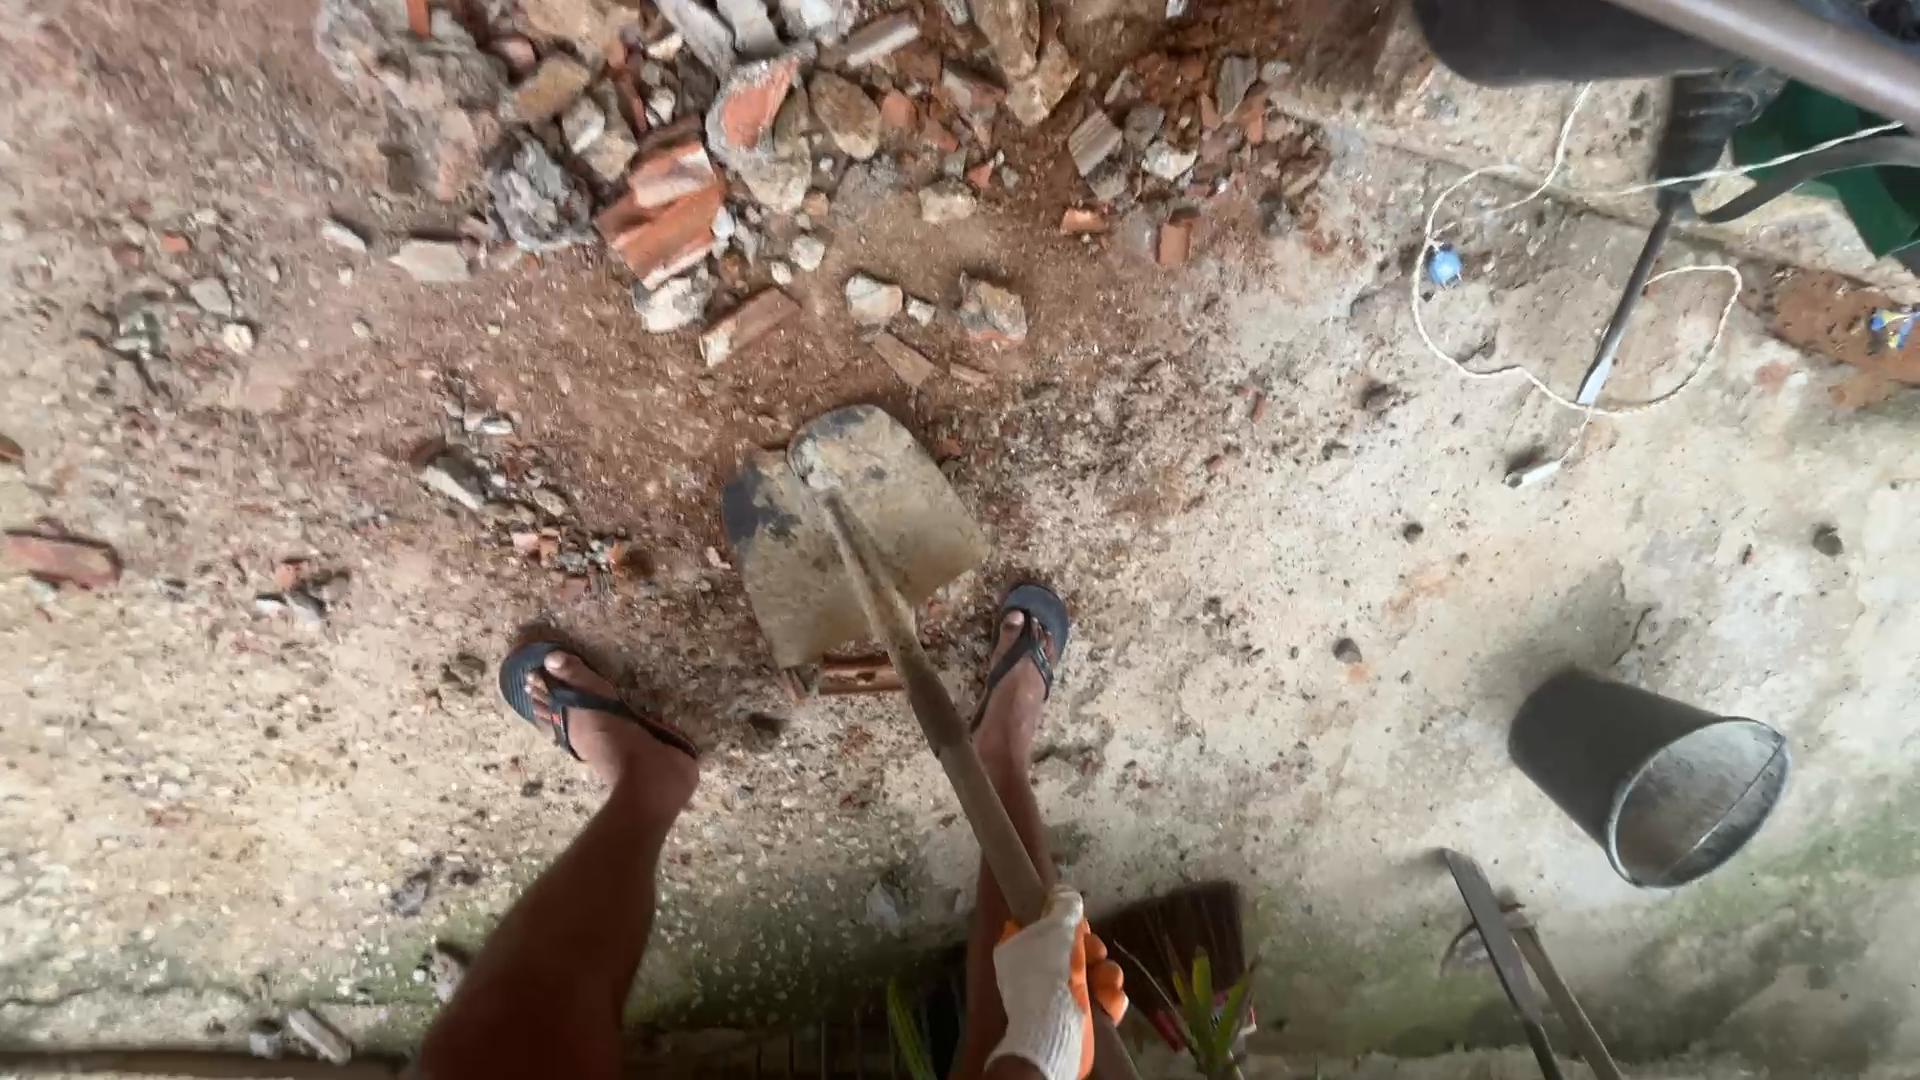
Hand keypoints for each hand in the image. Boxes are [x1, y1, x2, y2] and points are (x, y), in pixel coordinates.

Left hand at [987, 885, 1127, 1079]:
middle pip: (1073, 947)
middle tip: (1093, 949)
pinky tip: (1109, 998)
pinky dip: (1109, 998)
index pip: (1042, 924)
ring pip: (1093, 972)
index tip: (1075, 920)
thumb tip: (1064, 890)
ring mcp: (1059, 996)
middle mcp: (1037, 971)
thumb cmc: (1049, 972)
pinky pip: (1103, 998)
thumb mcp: (1055, 927)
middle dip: (1091, 946)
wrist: (1055, 1032)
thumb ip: (1063, 906)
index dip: (1062, 919)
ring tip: (1105, 977)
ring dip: (1106, 972)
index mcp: (1019, 947)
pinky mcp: (1080, 1018)